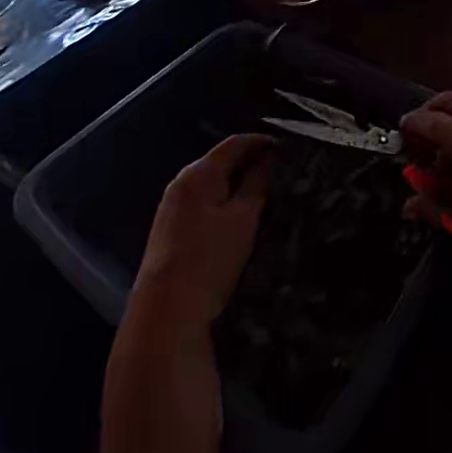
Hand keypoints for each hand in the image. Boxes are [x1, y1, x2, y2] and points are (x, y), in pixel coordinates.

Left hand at [130, 134, 274, 327]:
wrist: (165, 310)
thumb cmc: (209, 258)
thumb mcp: (243, 219)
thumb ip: (257, 184)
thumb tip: (270, 158)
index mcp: (199, 173)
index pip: (234, 143)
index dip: (261, 142)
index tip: (286, 148)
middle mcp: (181, 182)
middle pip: (220, 161)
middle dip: (250, 162)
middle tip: (280, 172)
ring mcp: (172, 206)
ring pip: (211, 183)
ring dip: (237, 183)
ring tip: (265, 193)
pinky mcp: (169, 229)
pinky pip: (202, 202)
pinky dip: (223, 201)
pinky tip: (237, 217)